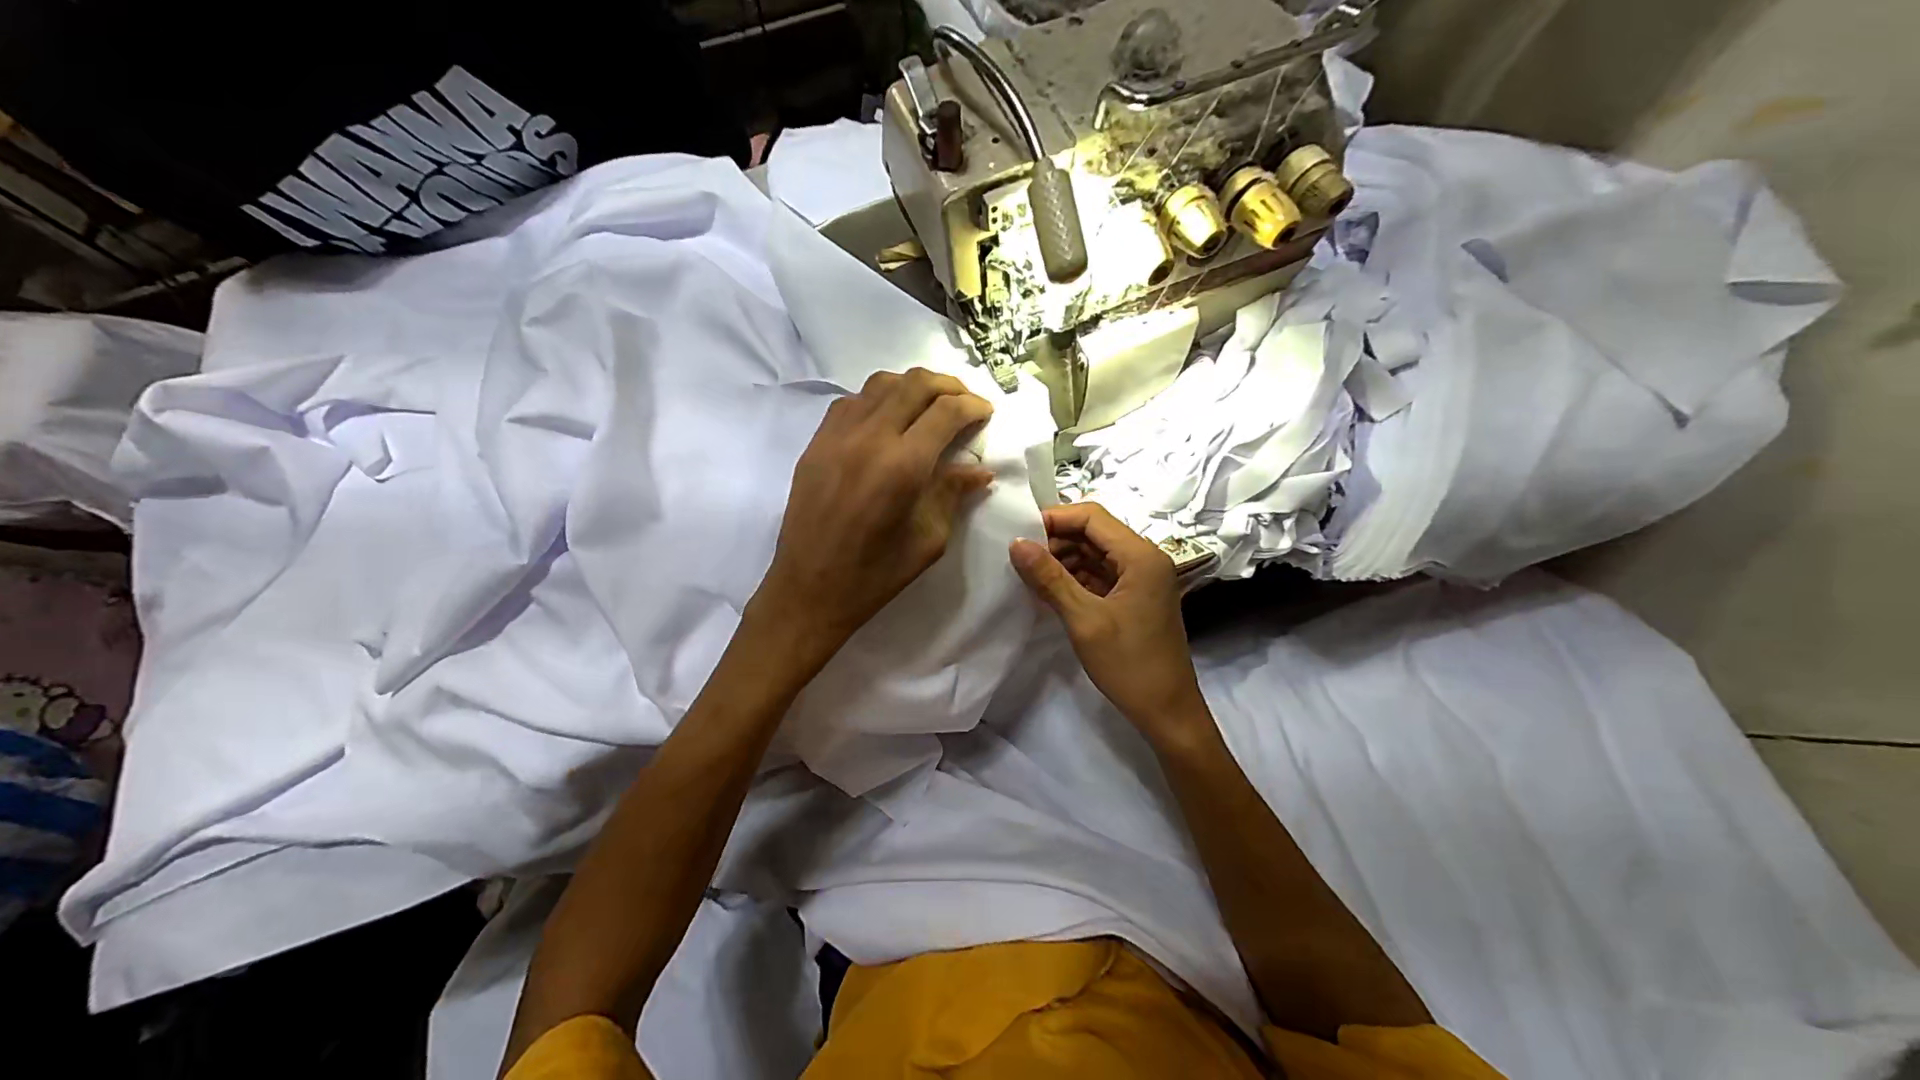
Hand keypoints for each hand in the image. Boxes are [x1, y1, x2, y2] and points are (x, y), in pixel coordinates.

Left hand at [752, 368, 993, 663]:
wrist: (809, 588)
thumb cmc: (875, 574)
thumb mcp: (928, 539)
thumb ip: (952, 494)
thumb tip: (979, 469)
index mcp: (903, 466)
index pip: (946, 411)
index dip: (973, 406)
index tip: (986, 413)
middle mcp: (870, 438)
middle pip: (916, 384)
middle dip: (949, 386)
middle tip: (965, 402)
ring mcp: (837, 435)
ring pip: (881, 383)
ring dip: (913, 386)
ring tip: (929, 405)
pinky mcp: (816, 442)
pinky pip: (851, 401)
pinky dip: (878, 399)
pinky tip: (888, 419)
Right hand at [1008, 503, 1210, 743]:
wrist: (1168, 711)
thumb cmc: (1129, 665)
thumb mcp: (1084, 620)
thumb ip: (1050, 578)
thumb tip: (1016, 543)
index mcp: (1141, 556)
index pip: (1093, 516)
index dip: (1055, 519)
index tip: (1019, 533)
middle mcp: (1145, 559)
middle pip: (1095, 532)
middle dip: (1057, 540)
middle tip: (1020, 557)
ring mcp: (1142, 579)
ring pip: (1096, 553)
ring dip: (1064, 559)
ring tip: (1030, 575)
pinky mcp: (1135, 598)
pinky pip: (1102, 575)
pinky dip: (1076, 577)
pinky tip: (1049, 590)